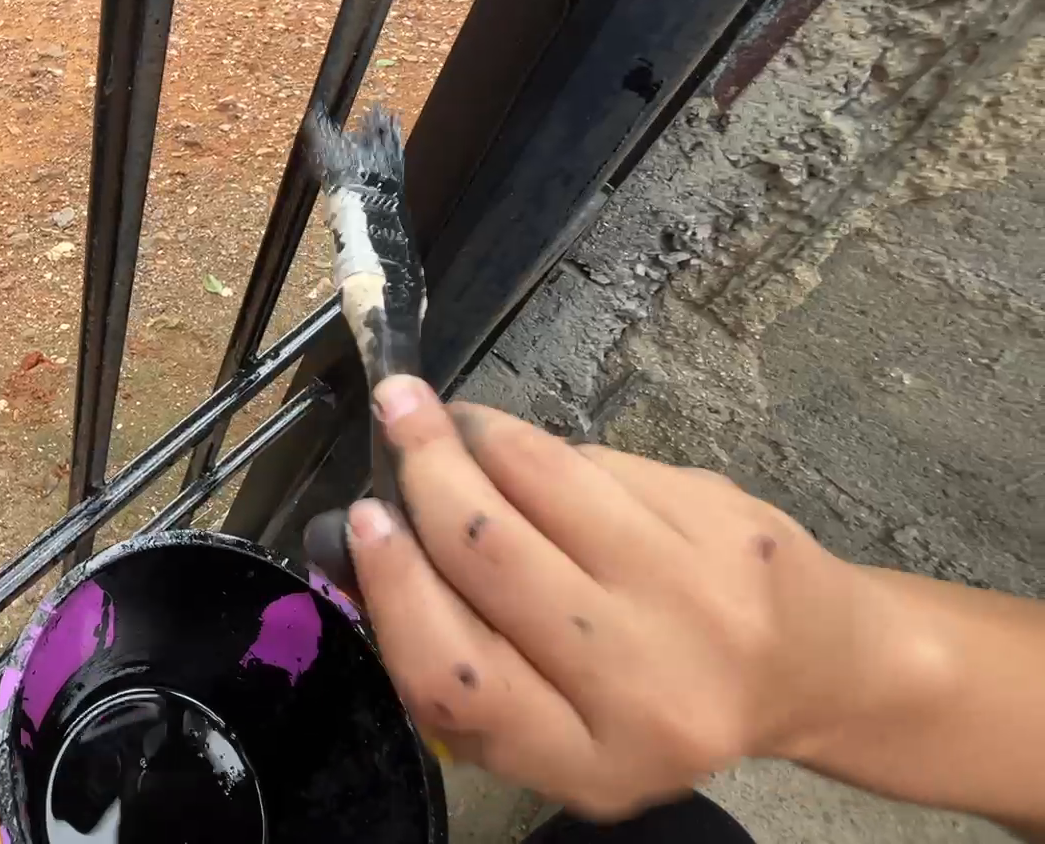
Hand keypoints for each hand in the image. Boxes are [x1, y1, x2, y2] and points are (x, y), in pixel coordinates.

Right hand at [348, 375, 889, 820]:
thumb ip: (450, 635)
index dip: (394, 584)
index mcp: (577, 757)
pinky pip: (588, 459)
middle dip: (424, 469)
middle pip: (488, 554)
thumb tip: (354, 538)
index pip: (453, 674)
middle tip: (392, 412)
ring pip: (536, 479)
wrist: (815, 667)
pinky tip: (513, 441)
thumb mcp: (540, 703)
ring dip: (469, 432)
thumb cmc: (637, 683)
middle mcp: (645, 698)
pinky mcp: (727, 533)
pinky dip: (528, 437)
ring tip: (440, 416)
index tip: (361, 515)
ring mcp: (698, 608)